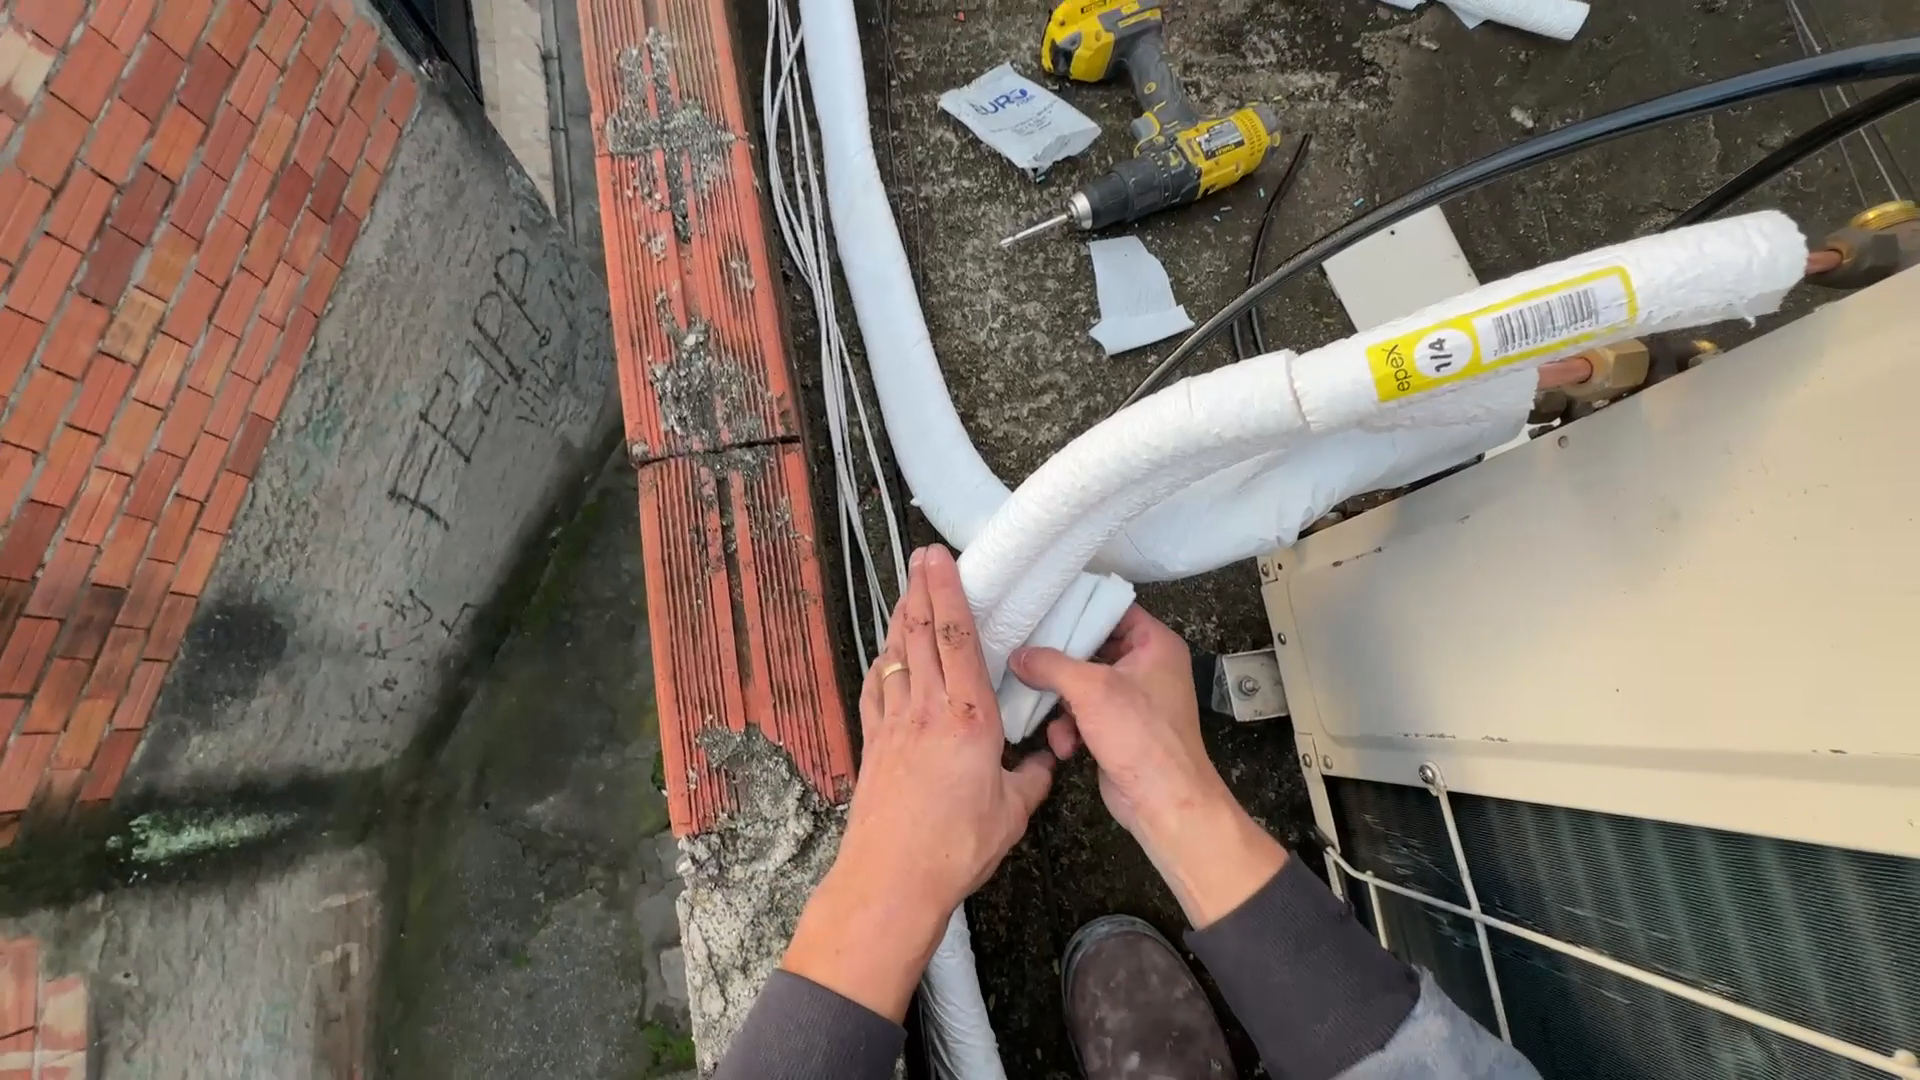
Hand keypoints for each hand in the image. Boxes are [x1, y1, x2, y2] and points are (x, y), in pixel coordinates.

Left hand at [783, 544, 1056, 1019]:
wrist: (890, 879)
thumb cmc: (955, 846)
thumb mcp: (1012, 813)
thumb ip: (1030, 779)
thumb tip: (1043, 764)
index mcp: (968, 717)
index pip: (957, 638)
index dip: (950, 592)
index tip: (943, 559)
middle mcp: (927, 708)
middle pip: (920, 633)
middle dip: (921, 587)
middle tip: (921, 555)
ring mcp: (894, 721)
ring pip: (896, 653)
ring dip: (900, 615)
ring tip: (906, 587)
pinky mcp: (873, 740)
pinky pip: (876, 687)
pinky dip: (882, 661)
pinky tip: (885, 653)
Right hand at [1012, 606, 1285, 927]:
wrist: (1165, 802)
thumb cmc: (1141, 735)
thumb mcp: (1090, 689)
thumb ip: (1050, 665)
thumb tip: (1018, 655)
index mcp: (1155, 644)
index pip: (1113, 610)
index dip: (1079, 608)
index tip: (1043, 609)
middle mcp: (1147, 666)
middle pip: (1092, 648)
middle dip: (1060, 664)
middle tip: (1029, 658)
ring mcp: (1133, 698)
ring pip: (1082, 684)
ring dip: (1062, 704)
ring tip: (1053, 718)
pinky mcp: (1119, 727)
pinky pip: (1084, 713)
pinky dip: (1071, 728)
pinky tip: (1066, 746)